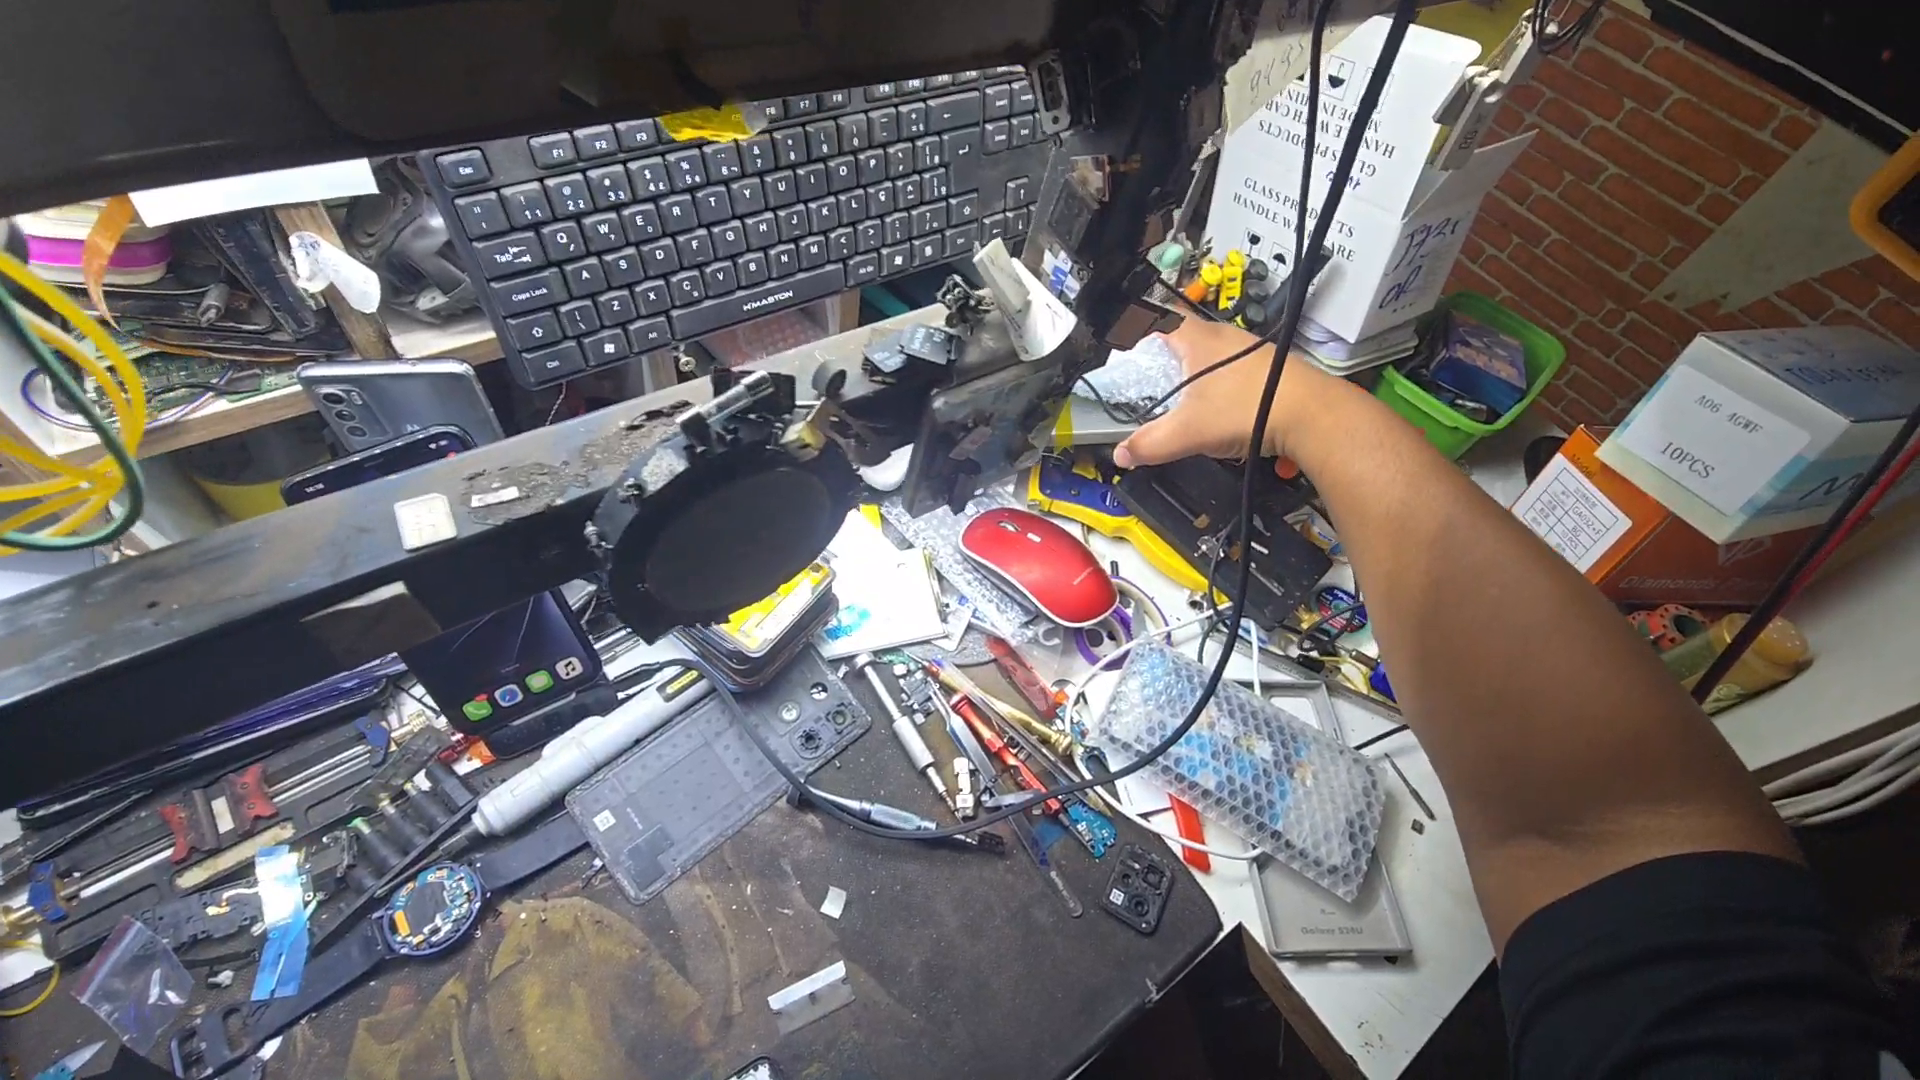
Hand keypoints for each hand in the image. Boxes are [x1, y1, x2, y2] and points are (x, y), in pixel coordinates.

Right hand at [1111, 318, 1333, 468]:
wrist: (1311, 415)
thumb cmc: (1244, 410)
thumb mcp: (1187, 432)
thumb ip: (1149, 444)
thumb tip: (1121, 455)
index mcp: (1194, 338)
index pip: (1154, 320)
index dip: (1135, 337)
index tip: (1126, 362)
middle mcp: (1220, 335)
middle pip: (1180, 337)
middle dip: (1162, 360)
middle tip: (1150, 387)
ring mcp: (1247, 349)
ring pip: (1207, 354)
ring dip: (1192, 374)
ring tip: (1183, 402)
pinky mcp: (1267, 366)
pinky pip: (1230, 369)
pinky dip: (1217, 385)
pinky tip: (1219, 409)